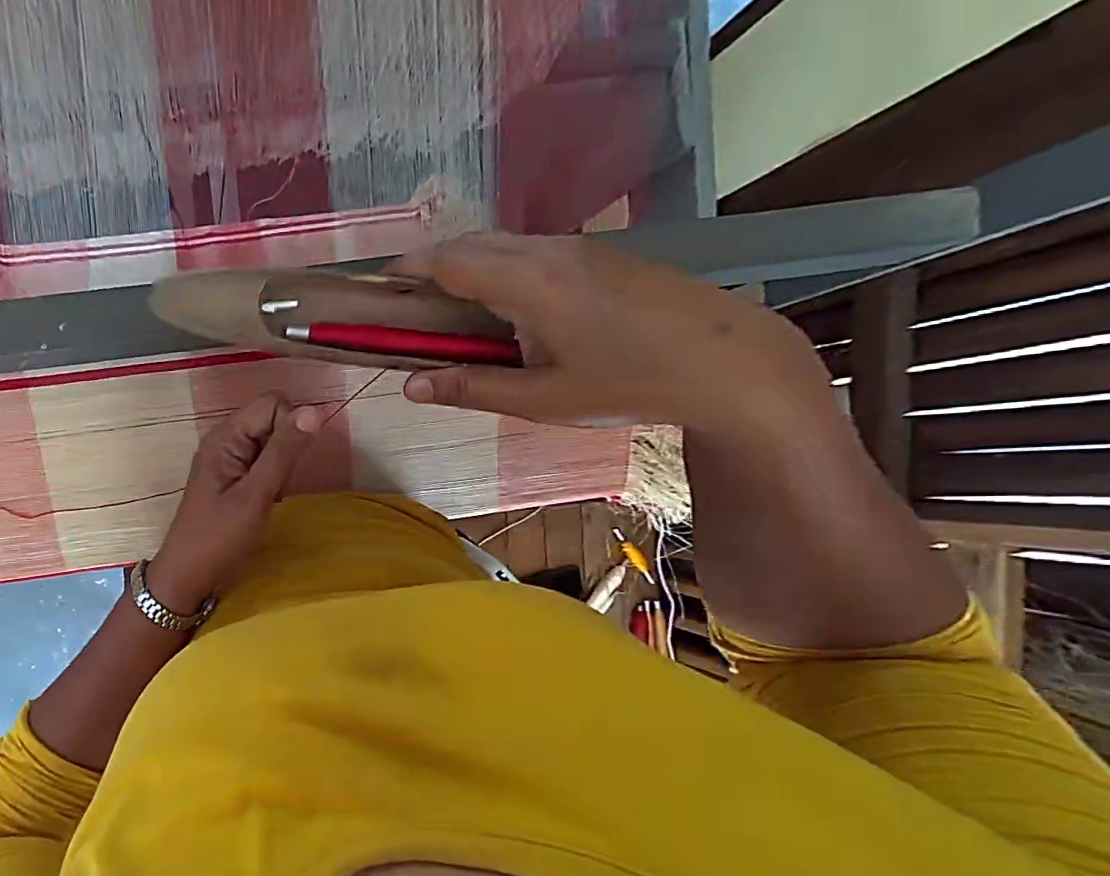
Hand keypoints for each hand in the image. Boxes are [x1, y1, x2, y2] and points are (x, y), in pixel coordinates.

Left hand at [147, 392, 321, 612]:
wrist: (188, 574)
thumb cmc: (219, 538)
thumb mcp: (255, 495)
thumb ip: (283, 452)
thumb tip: (314, 410)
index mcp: (225, 436)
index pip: (273, 402)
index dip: (291, 425)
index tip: (288, 464)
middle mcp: (224, 439)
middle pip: (272, 417)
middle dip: (287, 445)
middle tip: (277, 484)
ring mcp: (227, 457)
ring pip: (271, 440)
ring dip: (281, 463)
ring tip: (270, 494)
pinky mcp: (231, 475)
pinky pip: (263, 460)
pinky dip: (272, 476)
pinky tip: (266, 499)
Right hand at [392, 233, 842, 439]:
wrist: (730, 361)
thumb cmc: (626, 384)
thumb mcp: (540, 399)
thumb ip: (471, 388)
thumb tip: (410, 387)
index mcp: (528, 283)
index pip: (449, 260)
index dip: (408, 269)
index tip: (379, 288)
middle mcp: (550, 252)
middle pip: (472, 243)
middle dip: (432, 265)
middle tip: (409, 304)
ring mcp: (580, 248)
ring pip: (504, 243)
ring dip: (467, 266)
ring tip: (451, 310)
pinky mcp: (602, 255)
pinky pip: (533, 250)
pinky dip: (500, 268)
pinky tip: (507, 309)